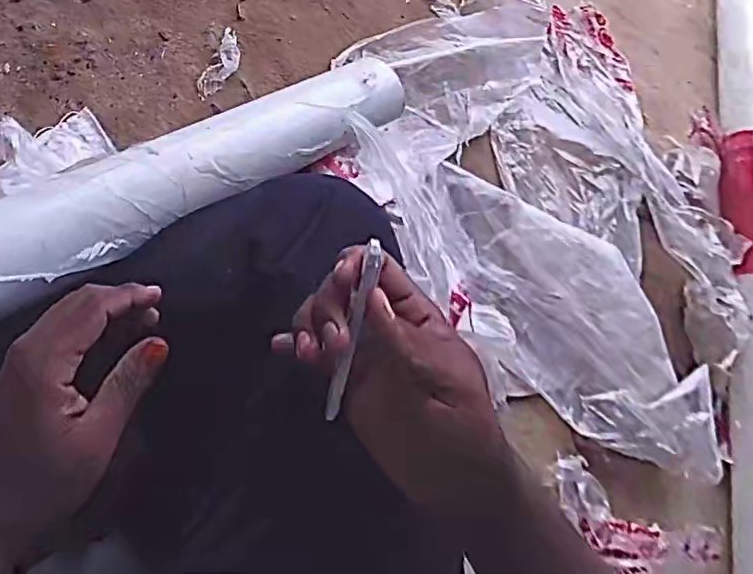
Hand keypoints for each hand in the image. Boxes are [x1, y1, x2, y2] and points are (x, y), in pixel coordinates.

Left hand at [0, 284, 168, 566]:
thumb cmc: (39, 488)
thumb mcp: (96, 440)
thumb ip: (127, 384)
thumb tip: (155, 345)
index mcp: (42, 360)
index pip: (91, 307)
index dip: (128, 296)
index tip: (155, 294)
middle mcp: (26, 349)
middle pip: (78, 301)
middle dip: (119, 298)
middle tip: (152, 306)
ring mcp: (20, 356)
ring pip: (68, 310)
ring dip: (104, 308)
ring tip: (139, 319)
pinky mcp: (21, 366)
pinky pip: (59, 326)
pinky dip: (89, 322)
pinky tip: (110, 335)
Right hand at [272, 249, 518, 517]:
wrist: (458, 488)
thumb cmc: (468, 429)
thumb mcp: (445, 380)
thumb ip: (404, 340)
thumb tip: (372, 293)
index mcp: (413, 315)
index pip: (381, 270)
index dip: (357, 263)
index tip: (342, 278)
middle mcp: (381, 325)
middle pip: (340, 288)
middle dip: (329, 303)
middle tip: (337, 341)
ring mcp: (359, 351)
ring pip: (320, 315)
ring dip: (309, 324)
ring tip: (311, 354)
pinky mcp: (342, 379)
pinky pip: (313, 353)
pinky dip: (293, 344)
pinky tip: (284, 349)